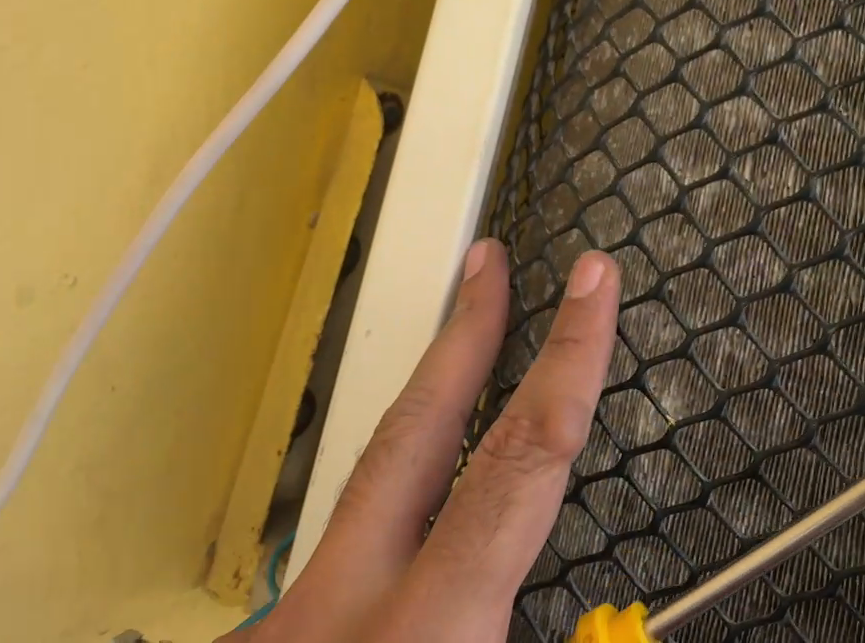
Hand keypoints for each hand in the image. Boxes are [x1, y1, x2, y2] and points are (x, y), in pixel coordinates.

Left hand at [228, 239, 619, 642]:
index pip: (516, 464)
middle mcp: (338, 611)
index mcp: (420, 634)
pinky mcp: (269, 634)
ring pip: (369, 478)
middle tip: (488, 260)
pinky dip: (400, 488)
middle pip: (411, 433)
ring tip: (465, 345)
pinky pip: (346, 538)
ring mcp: (289, 618)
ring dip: (429, 400)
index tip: (595, 282)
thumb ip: (550, 628)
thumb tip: (594, 603)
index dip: (567, 359)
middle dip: (462, 335)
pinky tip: (424, 488)